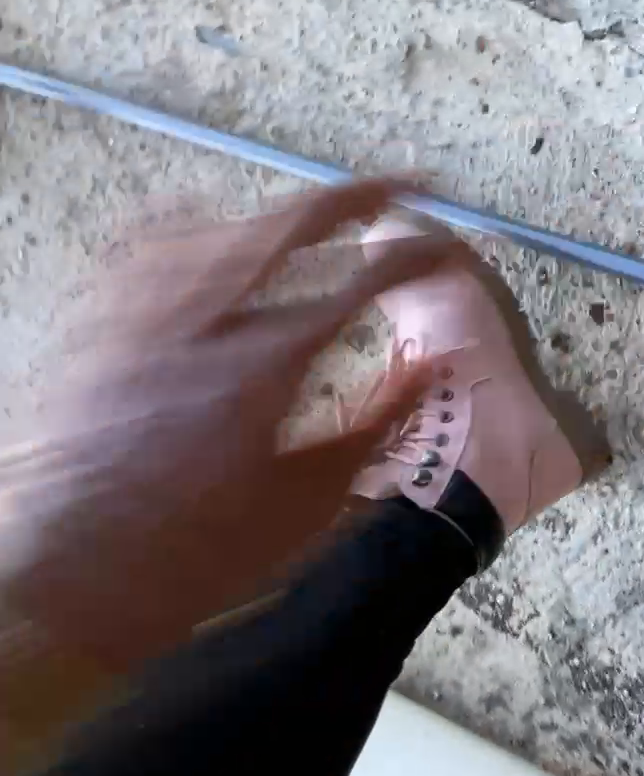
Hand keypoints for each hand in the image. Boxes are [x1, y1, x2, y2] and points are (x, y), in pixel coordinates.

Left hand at [0, 180, 452, 667]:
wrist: (54, 590)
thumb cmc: (202, 553)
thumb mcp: (316, 495)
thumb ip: (381, 417)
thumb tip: (436, 362)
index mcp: (265, 368)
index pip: (362, 284)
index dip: (421, 259)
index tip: (457, 251)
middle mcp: (195, 328)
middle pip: (283, 228)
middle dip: (356, 197)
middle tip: (407, 185)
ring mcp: (133, 326)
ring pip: (209, 230)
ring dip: (280, 212)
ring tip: (322, 211)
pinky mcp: (90, 339)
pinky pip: (139, 254)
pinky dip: (194, 229)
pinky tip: (213, 234)